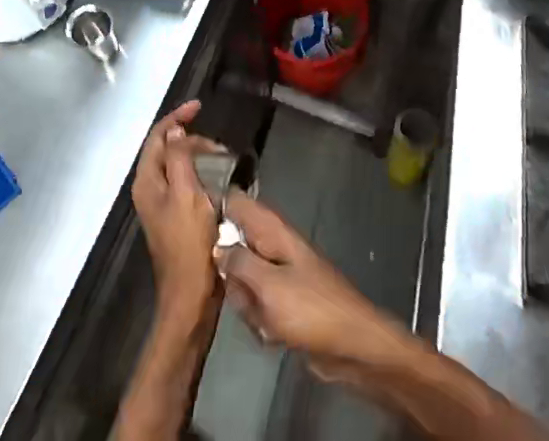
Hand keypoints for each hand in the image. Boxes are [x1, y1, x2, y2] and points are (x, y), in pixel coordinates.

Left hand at [132, 101, 222, 310]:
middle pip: (165, 150)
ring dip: (196, 157)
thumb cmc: (189, 245)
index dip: (176, 118)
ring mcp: (161, 205)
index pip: (157, 137)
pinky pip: (185, 185)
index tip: (199, 107)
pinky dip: (200, 176)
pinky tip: (218, 182)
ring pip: (176, 168)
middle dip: (189, 139)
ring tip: (222, 159)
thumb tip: (174, 131)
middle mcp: (149, 190)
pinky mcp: (175, 219)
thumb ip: (178, 160)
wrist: (191, 297)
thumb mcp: (186, 196)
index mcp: (146, 181)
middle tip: (219, 146)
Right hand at [217, 191, 406, 372]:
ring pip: (240, 278)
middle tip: (238, 290)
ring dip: (245, 301)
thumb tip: (215, 247)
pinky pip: (256, 302)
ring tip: (260, 316)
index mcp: (270, 229)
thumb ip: (235, 261)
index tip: (191, 224)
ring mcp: (277, 273)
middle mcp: (272, 244)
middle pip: (230, 243)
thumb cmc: (312, 310)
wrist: (357, 350)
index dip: (209, 204)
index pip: (231, 199)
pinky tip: (271, 333)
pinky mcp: (283, 299)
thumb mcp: (265, 284)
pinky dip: (260, 319)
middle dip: (228, 271)